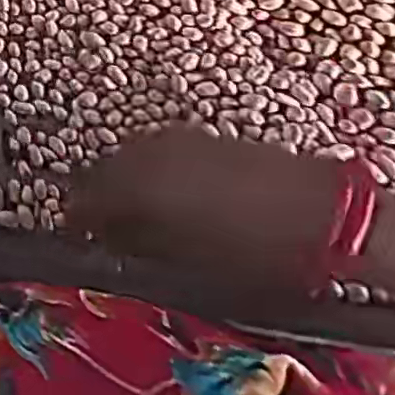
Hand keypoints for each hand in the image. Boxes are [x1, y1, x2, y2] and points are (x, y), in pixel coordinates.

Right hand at [68, 127, 343, 297]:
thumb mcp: (192, 260)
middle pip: (102, 171)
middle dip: (95, 195)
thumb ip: (139, 243)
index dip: (77, 217)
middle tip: (97, 223)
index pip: (87, 196)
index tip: (75, 233)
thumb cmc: (256, 249)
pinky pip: (153, 150)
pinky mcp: (196, 135)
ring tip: (129, 208)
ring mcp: (172, 139)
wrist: (319, 210)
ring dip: (120, 179)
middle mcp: (146, 152)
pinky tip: (162, 190)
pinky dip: (146, 168)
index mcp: (139, 184)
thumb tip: (107, 238)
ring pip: (127, 157)